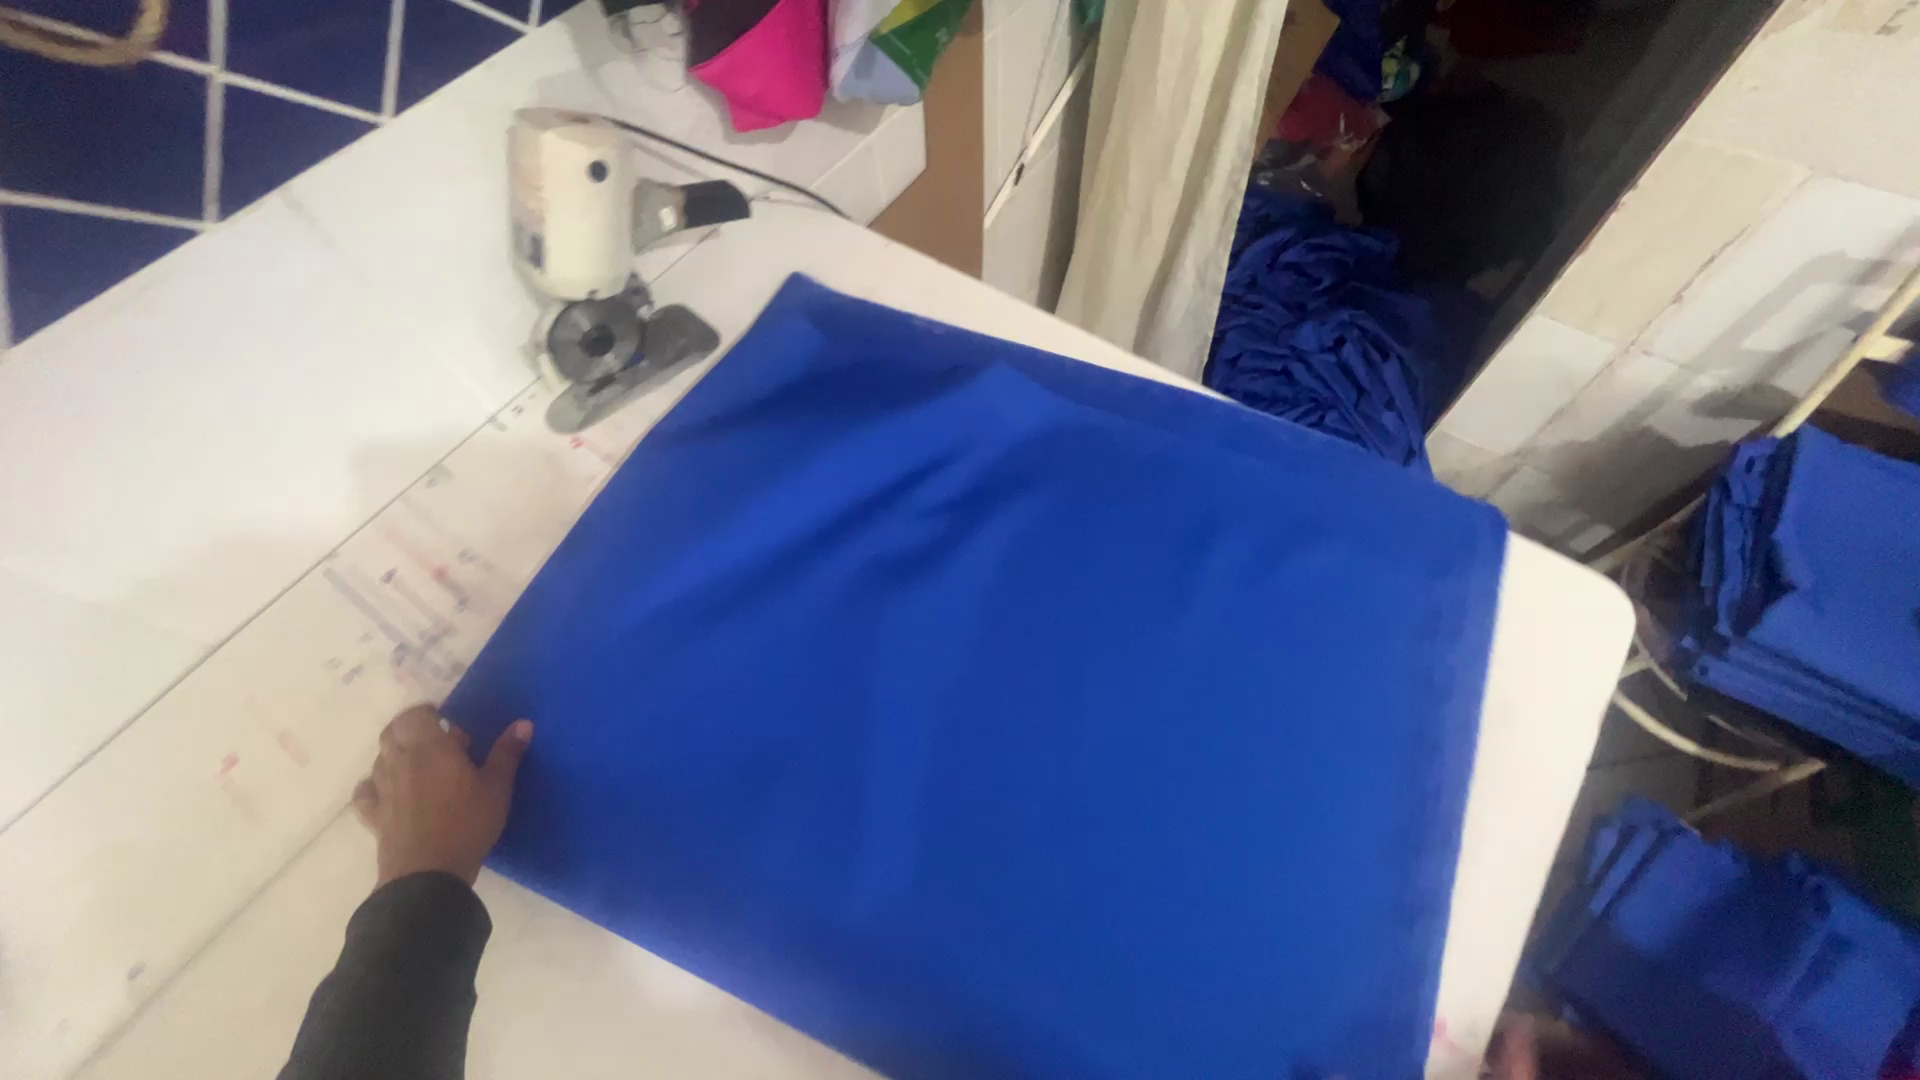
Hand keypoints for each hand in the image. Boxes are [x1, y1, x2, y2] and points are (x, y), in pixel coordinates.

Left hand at [352, 704, 532, 886]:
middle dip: (411, 729)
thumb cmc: (467, 822)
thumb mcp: (497, 787)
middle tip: (439, 739)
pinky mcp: (372, 815)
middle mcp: (398, 762)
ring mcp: (381, 790)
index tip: (449, 720)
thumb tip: (523, 724)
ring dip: (397, 754)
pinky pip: (366, 791)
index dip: (429, 713)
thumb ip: (507, 753)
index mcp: (429, 748)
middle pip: (392, 732)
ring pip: (379, 759)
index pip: (415, 715)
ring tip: (422, 765)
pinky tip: (392, 791)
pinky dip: (376, 784)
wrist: (428, 874)